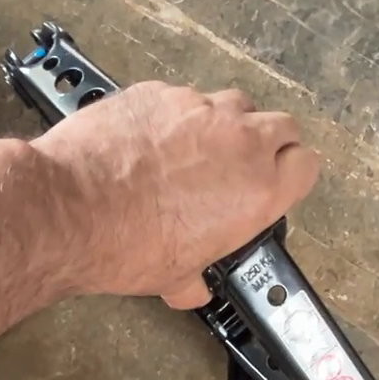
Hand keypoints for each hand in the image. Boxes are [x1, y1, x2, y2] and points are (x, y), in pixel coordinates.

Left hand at [30, 82, 318, 307]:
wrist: (71, 210)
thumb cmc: (126, 245)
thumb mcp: (175, 276)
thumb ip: (195, 278)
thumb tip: (192, 287)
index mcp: (258, 191)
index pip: (306, 165)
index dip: (293, 174)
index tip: (280, 183)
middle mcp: (238, 142)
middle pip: (282, 126)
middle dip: (268, 144)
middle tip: (243, 167)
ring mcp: (198, 109)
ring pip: (233, 105)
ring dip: (225, 126)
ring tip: (197, 154)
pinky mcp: (159, 92)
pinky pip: (182, 99)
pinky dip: (176, 118)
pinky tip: (152, 143)